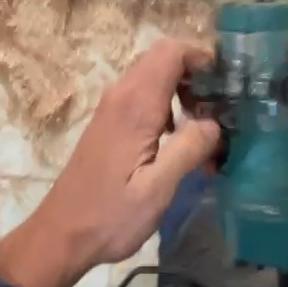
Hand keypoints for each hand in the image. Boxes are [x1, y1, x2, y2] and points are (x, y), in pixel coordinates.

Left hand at [0, 39, 221, 286]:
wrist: (61, 235)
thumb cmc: (110, 215)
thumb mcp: (158, 189)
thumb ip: (189, 149)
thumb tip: (214, 123)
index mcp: (135, 105)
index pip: (171, 51)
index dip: (202, 57)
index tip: (226, 84)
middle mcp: (121, 95)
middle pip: (164, 58)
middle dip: (196, 74)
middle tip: (219, 109)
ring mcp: (112, 108)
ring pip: (154, 76)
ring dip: (183, 92)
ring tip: (204, 129)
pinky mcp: (109, 123)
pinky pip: (143, 96)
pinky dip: (167, 106)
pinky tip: (178, 141)